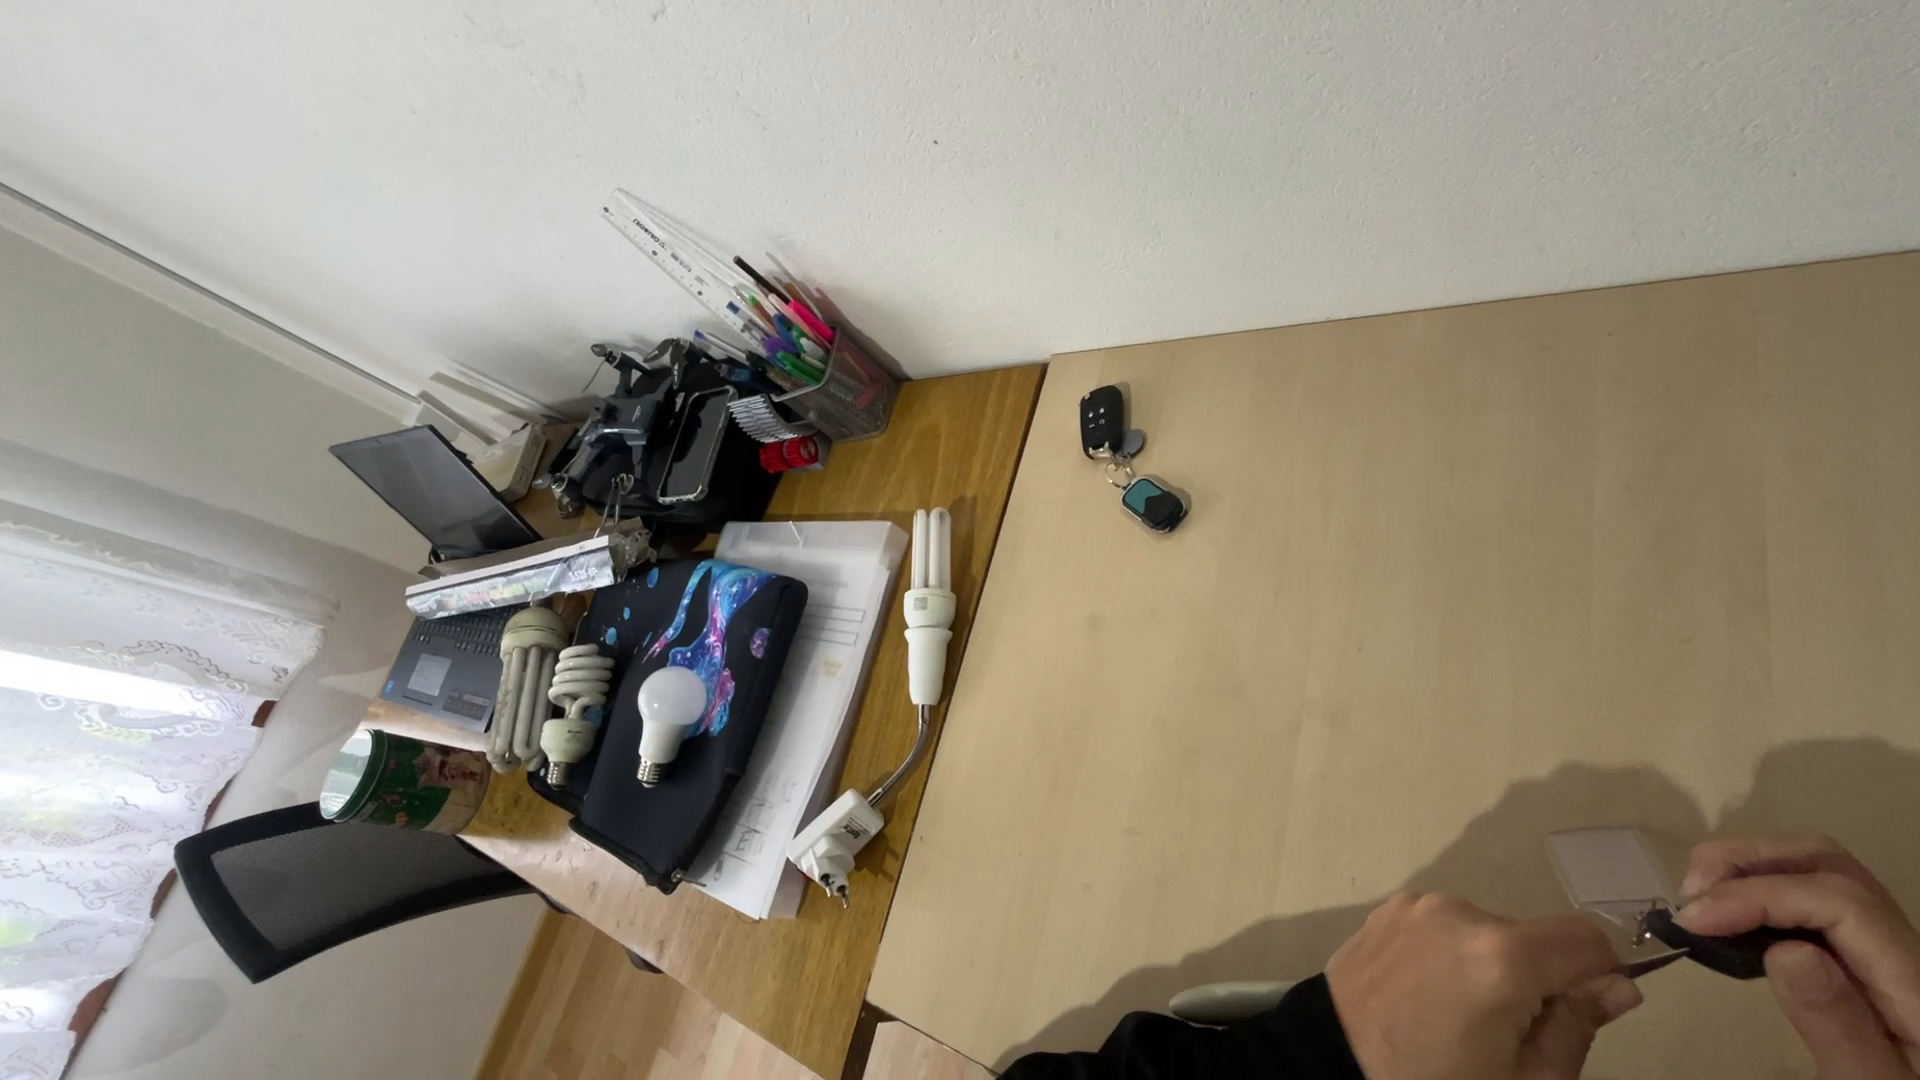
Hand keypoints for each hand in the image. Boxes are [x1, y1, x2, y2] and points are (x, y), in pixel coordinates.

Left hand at [1326, 891, 1641, 1079]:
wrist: (1336, 1059)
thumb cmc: (1437, 1079)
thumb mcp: (1526, 1077)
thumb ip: (1576, 1024)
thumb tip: (1620, 985)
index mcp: (1501, 954)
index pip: (1586, 938)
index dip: (1600, 973)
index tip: (1584, 1008)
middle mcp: (1458, 911)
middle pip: (1532, 937)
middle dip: (1537, 978)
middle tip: (1506, 1030)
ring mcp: (1416, 904)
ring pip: (1487, 931)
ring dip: (1490, 965)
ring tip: (1457, 1013)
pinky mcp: (1387, 908)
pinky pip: (1444, 926)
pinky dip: (1450, 953)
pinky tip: (1426, 992)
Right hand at [1677, 834, 1919, 1076]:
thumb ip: (1838, 1025)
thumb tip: (1785, 950)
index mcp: (1919, 985)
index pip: (1840, 901)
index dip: (1756, 894)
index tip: (1692, 920)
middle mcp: (1909, 948)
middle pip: (1824, 861)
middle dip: (1742, 861)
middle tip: (1690, 897)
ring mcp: (1882, 942)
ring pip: (1808, 864)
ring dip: (1741, 867)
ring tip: (1698, 901)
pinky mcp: (1855, 946)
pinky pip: (1801, 887)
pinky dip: (1749, 883)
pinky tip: (1724, 914)